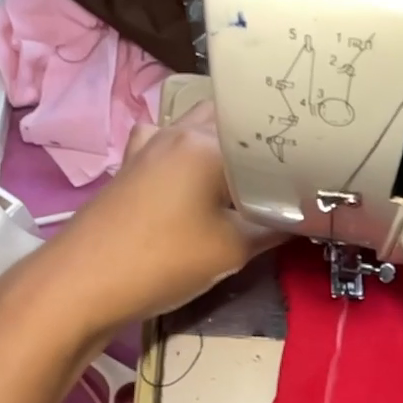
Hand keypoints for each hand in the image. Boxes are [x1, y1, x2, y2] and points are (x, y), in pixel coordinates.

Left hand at [40, 103, 284, 330]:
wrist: (84, 283)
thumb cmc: (164, 260)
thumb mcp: (233, 250)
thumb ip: (273, 228)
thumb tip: (305, 217)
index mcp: (207, 142)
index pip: (262, 129)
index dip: (293, 144)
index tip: (318, 163)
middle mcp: (177, 132)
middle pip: (227, 119)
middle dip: (259, 140)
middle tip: (291, 167)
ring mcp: (149, 148)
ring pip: (197, 131)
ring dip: (223, 146)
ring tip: (252, 173)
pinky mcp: (132, 170)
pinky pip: (172, 149)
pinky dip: (191, 157)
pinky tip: (200, 182)